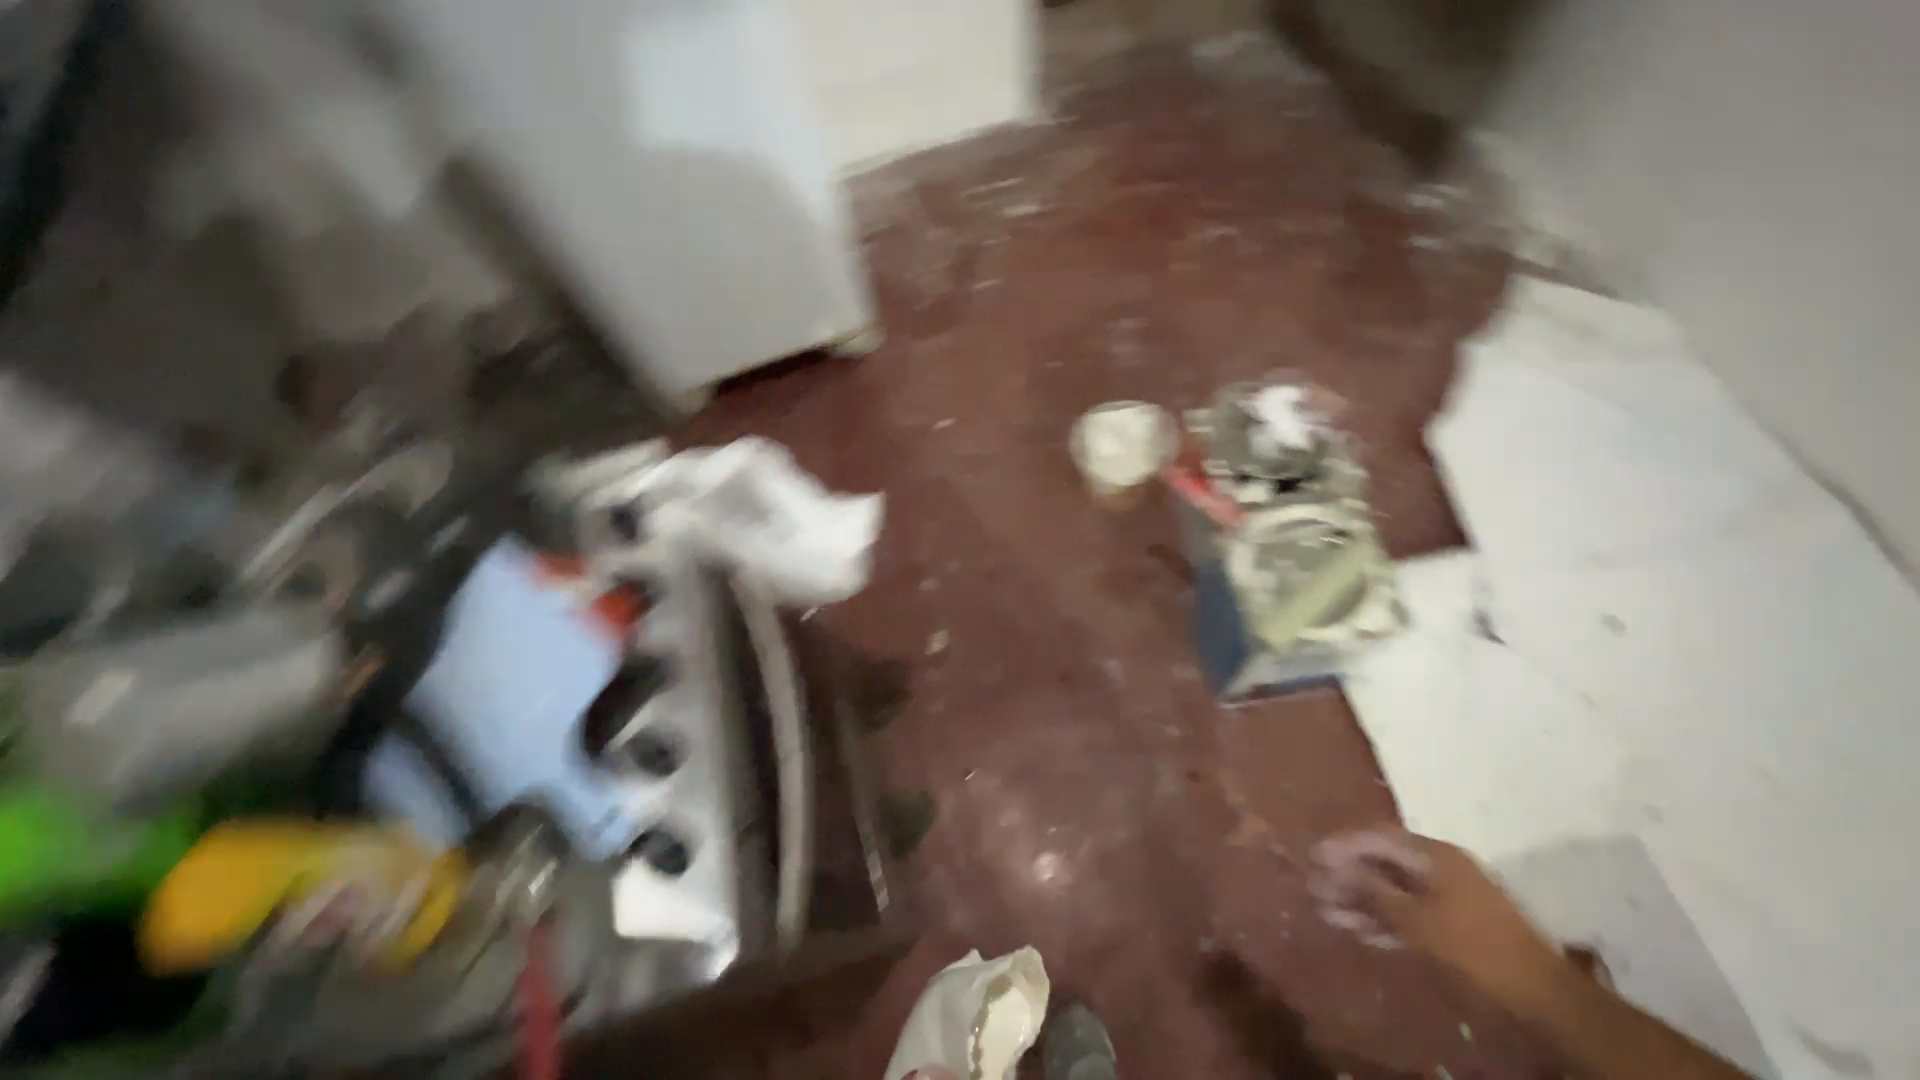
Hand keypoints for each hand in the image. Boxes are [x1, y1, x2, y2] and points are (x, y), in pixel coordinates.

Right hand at [1309, 828, 1570, 1008]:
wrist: (1540, 998)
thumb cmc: (1473, 948)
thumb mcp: (1415, 919)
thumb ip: (1371, 891)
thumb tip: (1331, 867)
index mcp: (1434, 855)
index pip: (1378, 836)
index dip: (1342, 844)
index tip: (1311, 856)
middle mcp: (1440, 868)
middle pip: (1384, 862)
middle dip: (1347, 875)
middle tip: (1314, 890)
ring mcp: (1448, 897)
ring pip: (1393, 890)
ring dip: (1361, 900)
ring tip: (1328, 914)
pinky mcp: (1453, 926)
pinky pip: (1408, 913)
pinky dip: (1383, 920)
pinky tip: (1361, 933)